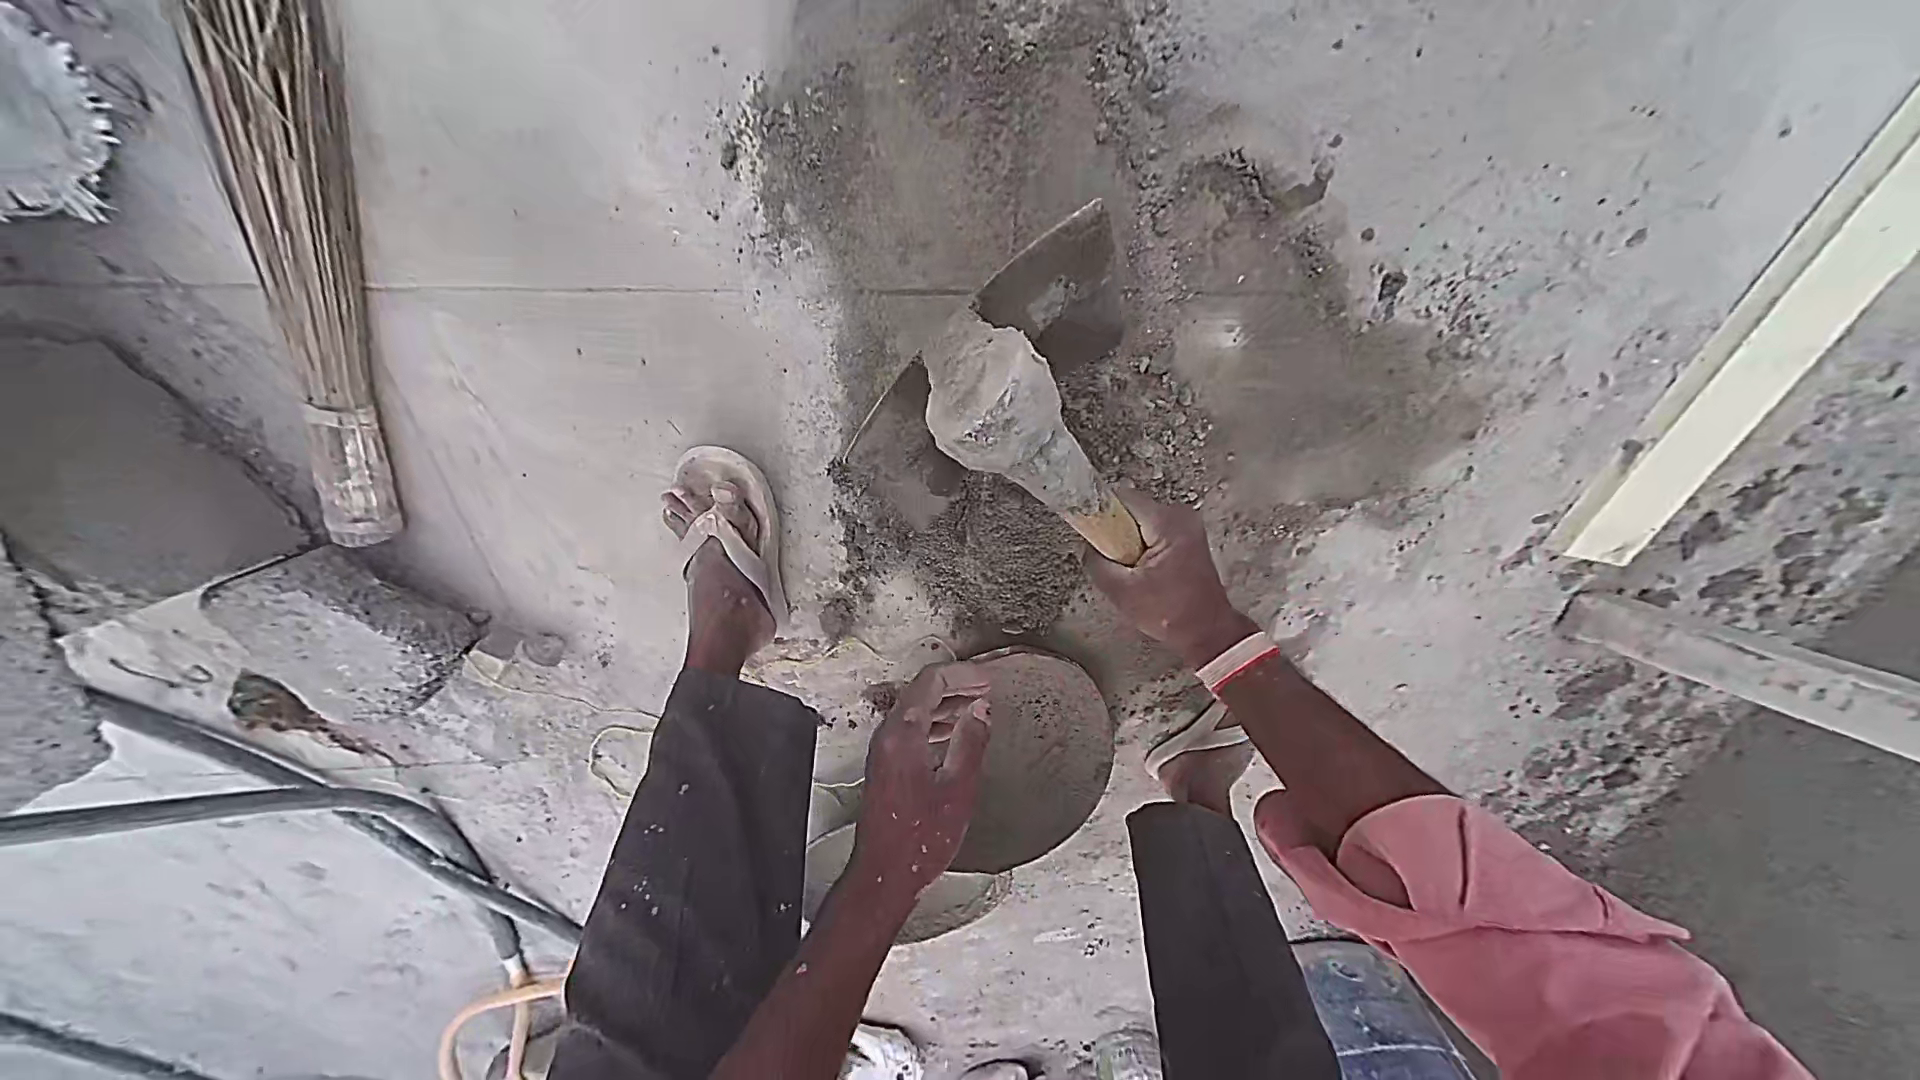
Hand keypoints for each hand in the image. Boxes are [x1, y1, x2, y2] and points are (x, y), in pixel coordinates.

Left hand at [851, 662, 993, 905]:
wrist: (885, 873)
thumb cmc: (920, 838)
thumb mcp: (958, 788)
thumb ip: (971, 742)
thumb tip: (981, 710)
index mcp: (903, 734)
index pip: (931, 682)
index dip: (962, 674)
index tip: (986, 679)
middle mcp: (888, 735)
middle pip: (922, 691)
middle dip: (956, 685)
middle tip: (985, 687)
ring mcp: (884, 749)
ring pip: (916, 709)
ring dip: (947, 703)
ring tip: (977, 706)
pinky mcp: (886, 764)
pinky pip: (911, 728)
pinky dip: (936, 722)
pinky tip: (956, 733)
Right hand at [1085, 489, 1257, 667]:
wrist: (1207, 632)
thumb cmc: (1171, 615)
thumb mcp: (1121, 591)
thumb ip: (1095, 562)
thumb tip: (1085, 544)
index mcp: (1168, 523)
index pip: (1121, 498)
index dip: (1100, 513)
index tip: (1091, 534)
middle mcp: (1180, 515)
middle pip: (1129, 508)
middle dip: (1114, 532)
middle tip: (1118, 564)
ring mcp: (1185, 524)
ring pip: (1137, 519)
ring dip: (1126, 541)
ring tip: (1132, 571)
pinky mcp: (1184, 534)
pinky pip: (1149, 529)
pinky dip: (1138, 546)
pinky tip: (1143, 570)